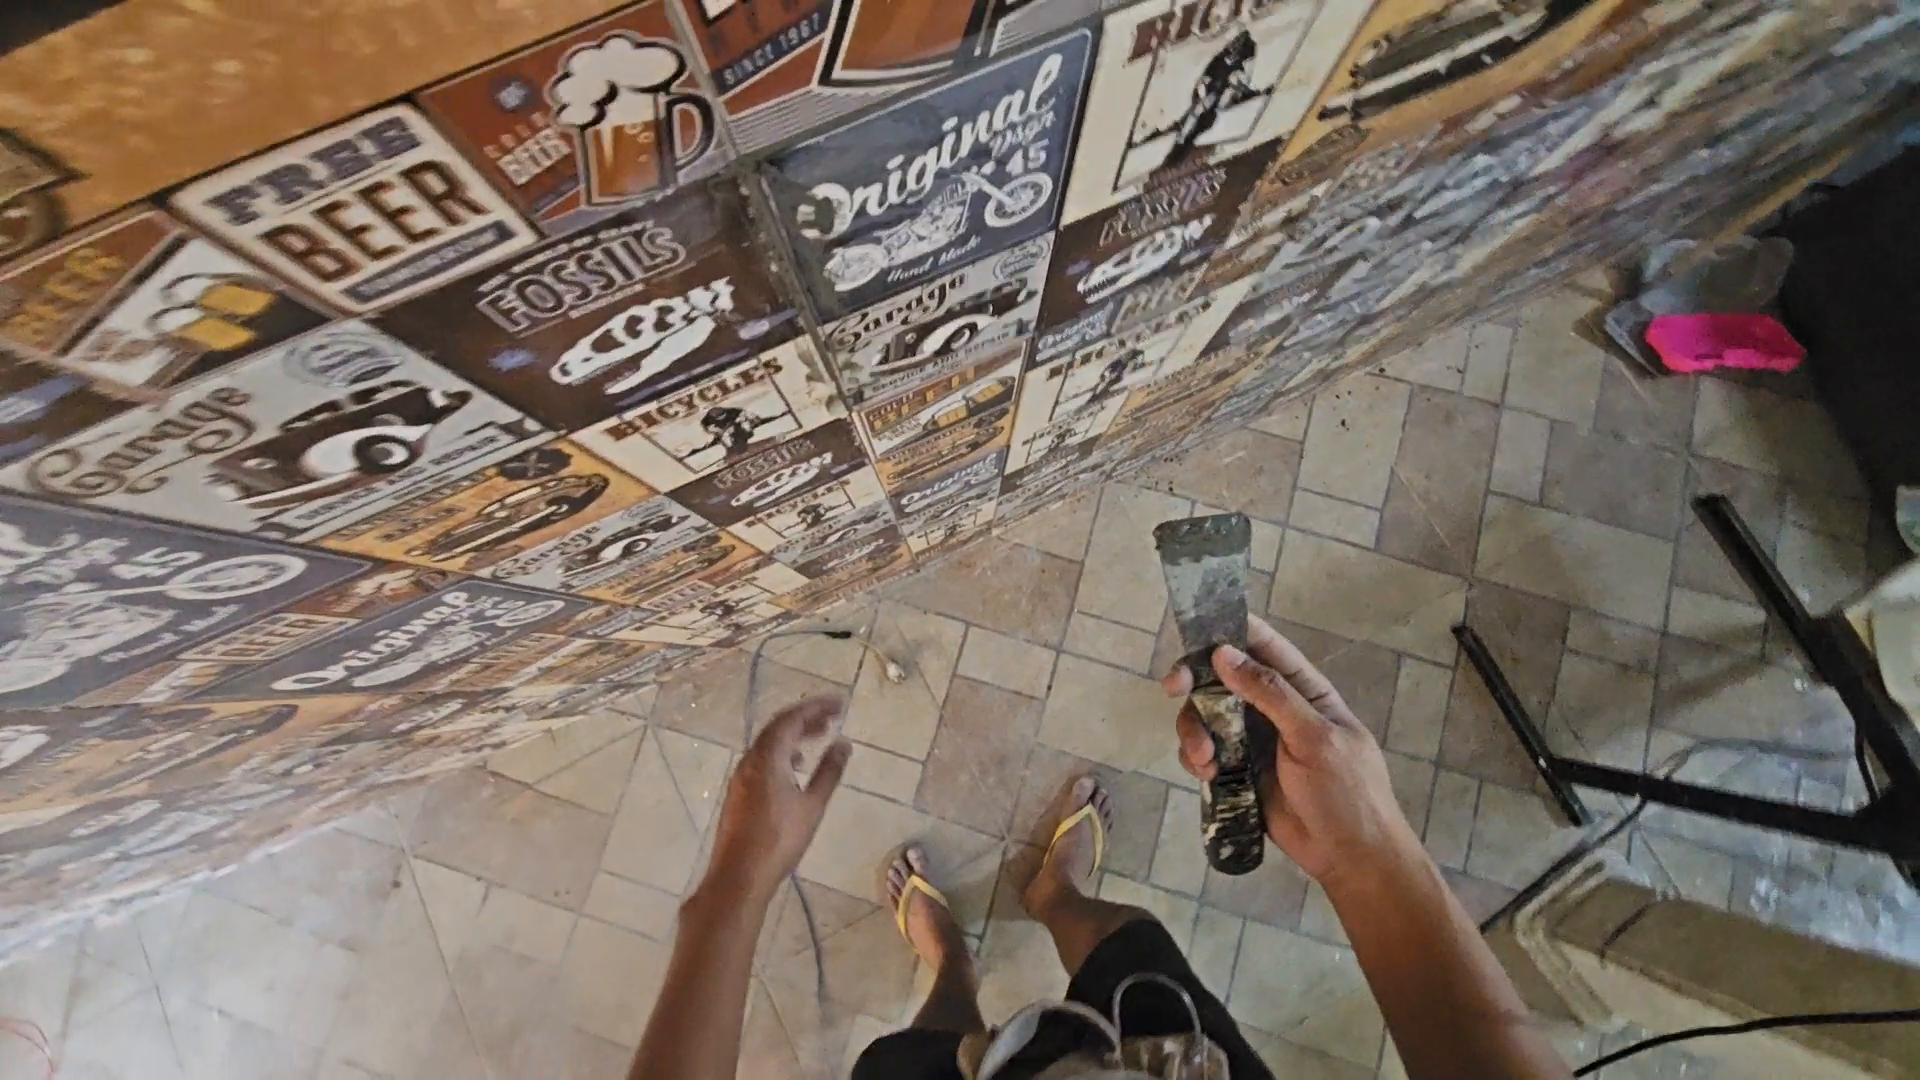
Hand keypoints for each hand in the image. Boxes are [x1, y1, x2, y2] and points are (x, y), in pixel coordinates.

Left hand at [705, 697, 850, 901]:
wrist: (738, 877)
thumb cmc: (779, 840)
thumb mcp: (812, 805)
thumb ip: (829, 771)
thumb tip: (843, 743)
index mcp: (768, 757)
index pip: (792, 718)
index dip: (816, 707)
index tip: (840, 704)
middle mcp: (750, 760)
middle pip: (779, 726)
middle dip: (806, 718)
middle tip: (833, 718)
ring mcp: (741, 776)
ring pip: (769, 743)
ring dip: (794, 735)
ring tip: (818, 739)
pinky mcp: (739, 791)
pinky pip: (762, 758)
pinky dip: (782, 752)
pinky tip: (795, 768)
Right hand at [1162, 617, 1419, 889]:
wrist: (1351, 859)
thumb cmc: (1347, 793)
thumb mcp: (1314, 737)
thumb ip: (1270, 693)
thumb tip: (1223, 653)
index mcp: (1301, 690)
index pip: (1263, 645)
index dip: (1230, 629)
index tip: (1194, 627)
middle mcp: (1271, 707)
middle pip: (1221, 677)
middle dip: (1194, 679)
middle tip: (1173, 687)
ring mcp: (1251, 737)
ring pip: (1205, 714)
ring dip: (1194, 729)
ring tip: (1202, 758)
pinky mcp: (1236, 767)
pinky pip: (1203, 749)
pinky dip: (1195, 757)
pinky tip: (1206, 773)